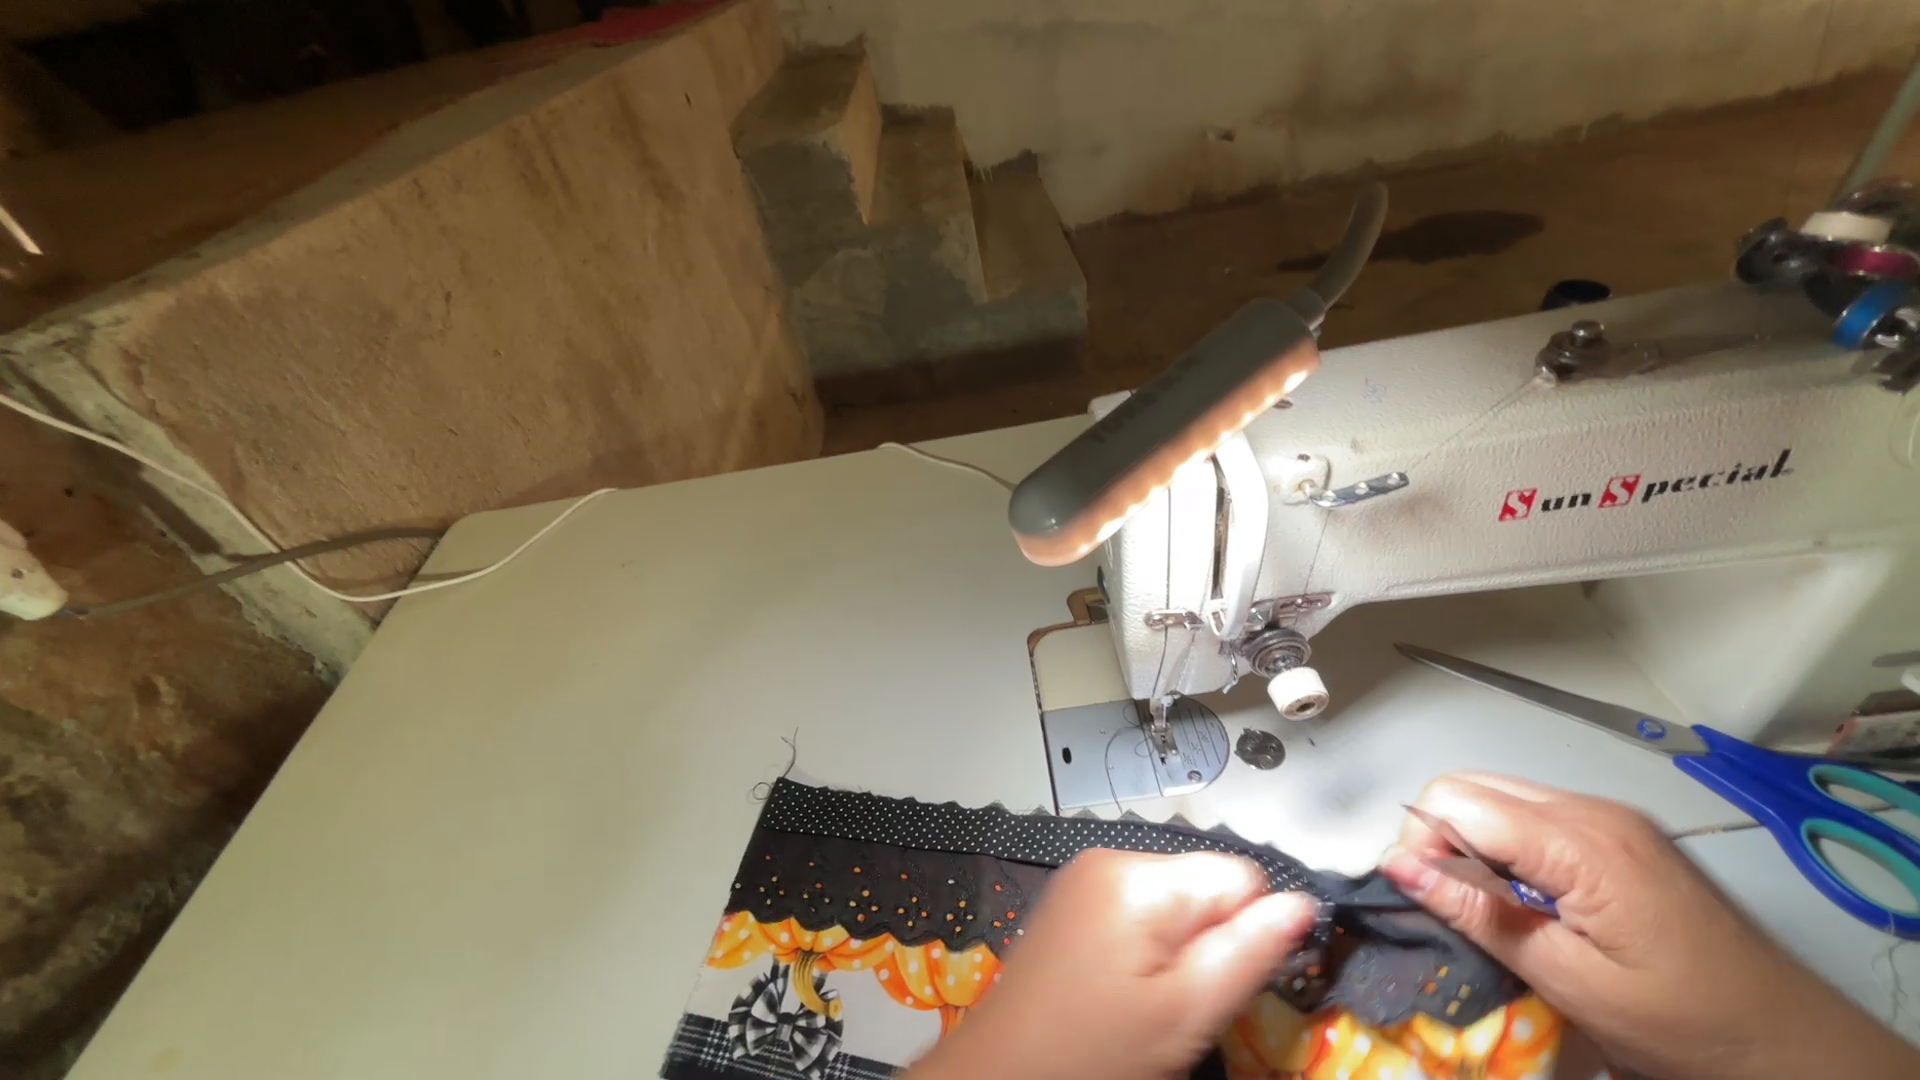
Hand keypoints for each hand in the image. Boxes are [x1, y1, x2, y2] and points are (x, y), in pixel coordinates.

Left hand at [905, 850, 1315, 1079]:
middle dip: (1205, 935)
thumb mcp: (1186, 1012)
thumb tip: (1302, 904)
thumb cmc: (1097, 1051)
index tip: (1221, 979)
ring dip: (1176, 941)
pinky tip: (1122, 983)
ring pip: (1171, 895)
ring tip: (1146, 995)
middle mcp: (1110, 856)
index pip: (1240, 874)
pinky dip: (1144, 939)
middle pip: (1201, 882)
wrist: (1005, 1070)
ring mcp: (1085, 873)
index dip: (1247, 928)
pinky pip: (1135, 903)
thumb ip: (1248, 951)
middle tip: (1178, 998)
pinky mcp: (1071, 894)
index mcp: (1140, 876)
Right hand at [1382, 773, 1919, 1079]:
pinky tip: (1529, 894)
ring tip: (1495, 904)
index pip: (1453, 800)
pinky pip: (1528, 811)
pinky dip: (1505, 843)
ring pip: (1493, 793)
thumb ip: (1477, 912)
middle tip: (1455, 901)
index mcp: (1579, 841)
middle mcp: (1590, 808)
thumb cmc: (1682, 1021)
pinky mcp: (1617, 828)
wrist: (1797, 1045)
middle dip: (1438, 836)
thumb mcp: (1567, 979)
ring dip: (1471, 841)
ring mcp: (1607, 814)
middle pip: (1466, 785)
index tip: (1429, 896)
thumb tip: (1395, 865)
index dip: (1421, 843)